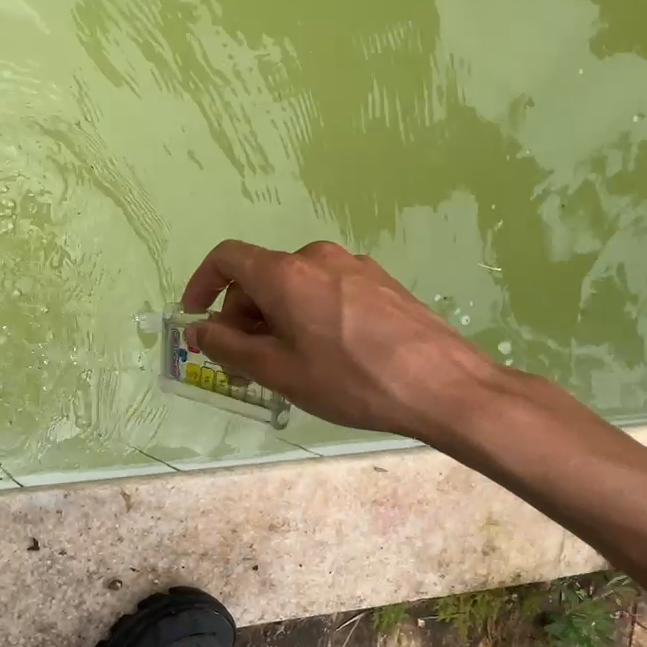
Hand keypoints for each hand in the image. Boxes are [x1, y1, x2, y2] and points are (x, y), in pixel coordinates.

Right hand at [180, 239, 502, 438]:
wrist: (448, 388)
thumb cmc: (351, 380)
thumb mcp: (276, 371)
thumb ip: (227, 346)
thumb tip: (200, 330)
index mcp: (285, 274)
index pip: (226, 258)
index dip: (202, 283)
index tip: (198, 317)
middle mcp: (318, 258)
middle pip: (260, 276)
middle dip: (241, 314)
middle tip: (244, 360)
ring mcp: (355, 267)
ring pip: (294, 285)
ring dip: (275, 317)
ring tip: (285, 361)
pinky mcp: (382, 283)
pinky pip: (326, 290)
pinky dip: (308, 313)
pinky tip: (325, 353)